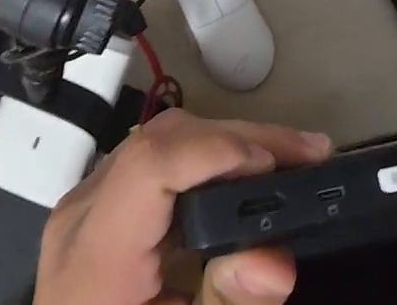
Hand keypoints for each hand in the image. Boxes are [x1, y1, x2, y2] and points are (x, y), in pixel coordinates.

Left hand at [36, 108, 332, 304]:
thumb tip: (273, 258)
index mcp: (96, 258)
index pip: (150, 166)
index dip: (216, 151)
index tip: (278, 166)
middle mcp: (84, 213)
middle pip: (163, 141)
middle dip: (243, 138)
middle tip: (312, 154)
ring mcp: (87, 202)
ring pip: (160, 138)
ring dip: (230, 141)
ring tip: (292, 160)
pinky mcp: (99, 203)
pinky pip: (155, 158)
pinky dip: (207, 159)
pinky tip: (248, 174)